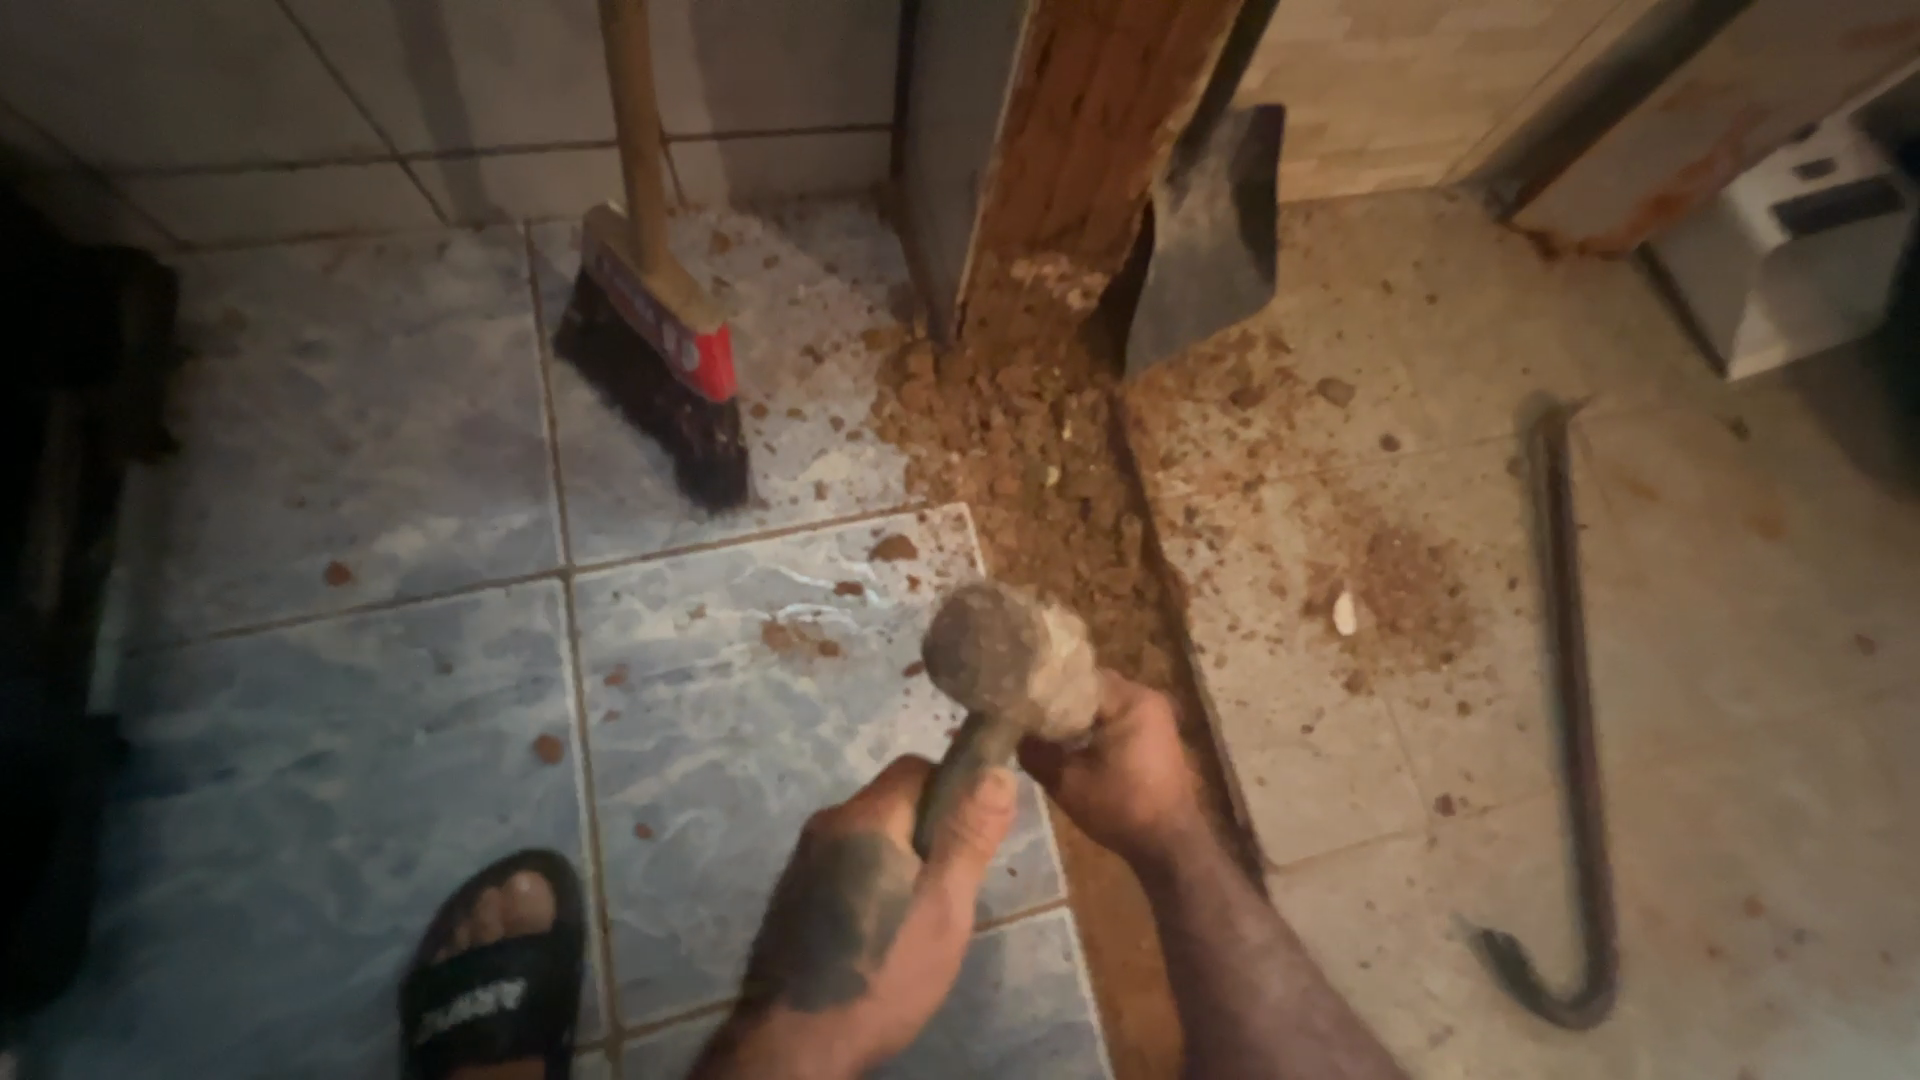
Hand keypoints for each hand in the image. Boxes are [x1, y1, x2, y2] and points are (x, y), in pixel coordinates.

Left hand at [695, 756, 1017, 1078]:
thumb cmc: (882, 972)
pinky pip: (845, 864)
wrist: (792, 1047)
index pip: (916, 768)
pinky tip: (877, 935)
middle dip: (927, 834)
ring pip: (869, 837)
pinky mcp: (792, 892)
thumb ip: (969, 835)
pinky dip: (869, 883)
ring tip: (914, 921)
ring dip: (898, 861)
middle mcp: (827, 823)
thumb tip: (996, 770)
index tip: (967, 841)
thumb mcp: (943, 906)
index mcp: (864, 816)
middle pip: (893, 802)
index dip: (951, 791)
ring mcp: (804, 859)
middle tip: (945, 891)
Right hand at [1018, 668, 1207, 870]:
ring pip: (1102, 703)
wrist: (1169, 845)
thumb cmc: (1121, 808)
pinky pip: (1115, 718)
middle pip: (1090, 687)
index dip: (1045, 688)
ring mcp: (1154, 715)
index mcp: (1129, 699)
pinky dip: (1094, 727)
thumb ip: (1034, 751)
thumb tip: (1010, 730)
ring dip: (1076, 716)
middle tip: (1026, 716)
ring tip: (1042, 730)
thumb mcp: (1066, 781)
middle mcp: (1146, 697)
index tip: (1018, 700)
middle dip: (1059, 702)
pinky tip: (1070, 744)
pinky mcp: (1154, 734)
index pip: (1077, 676)